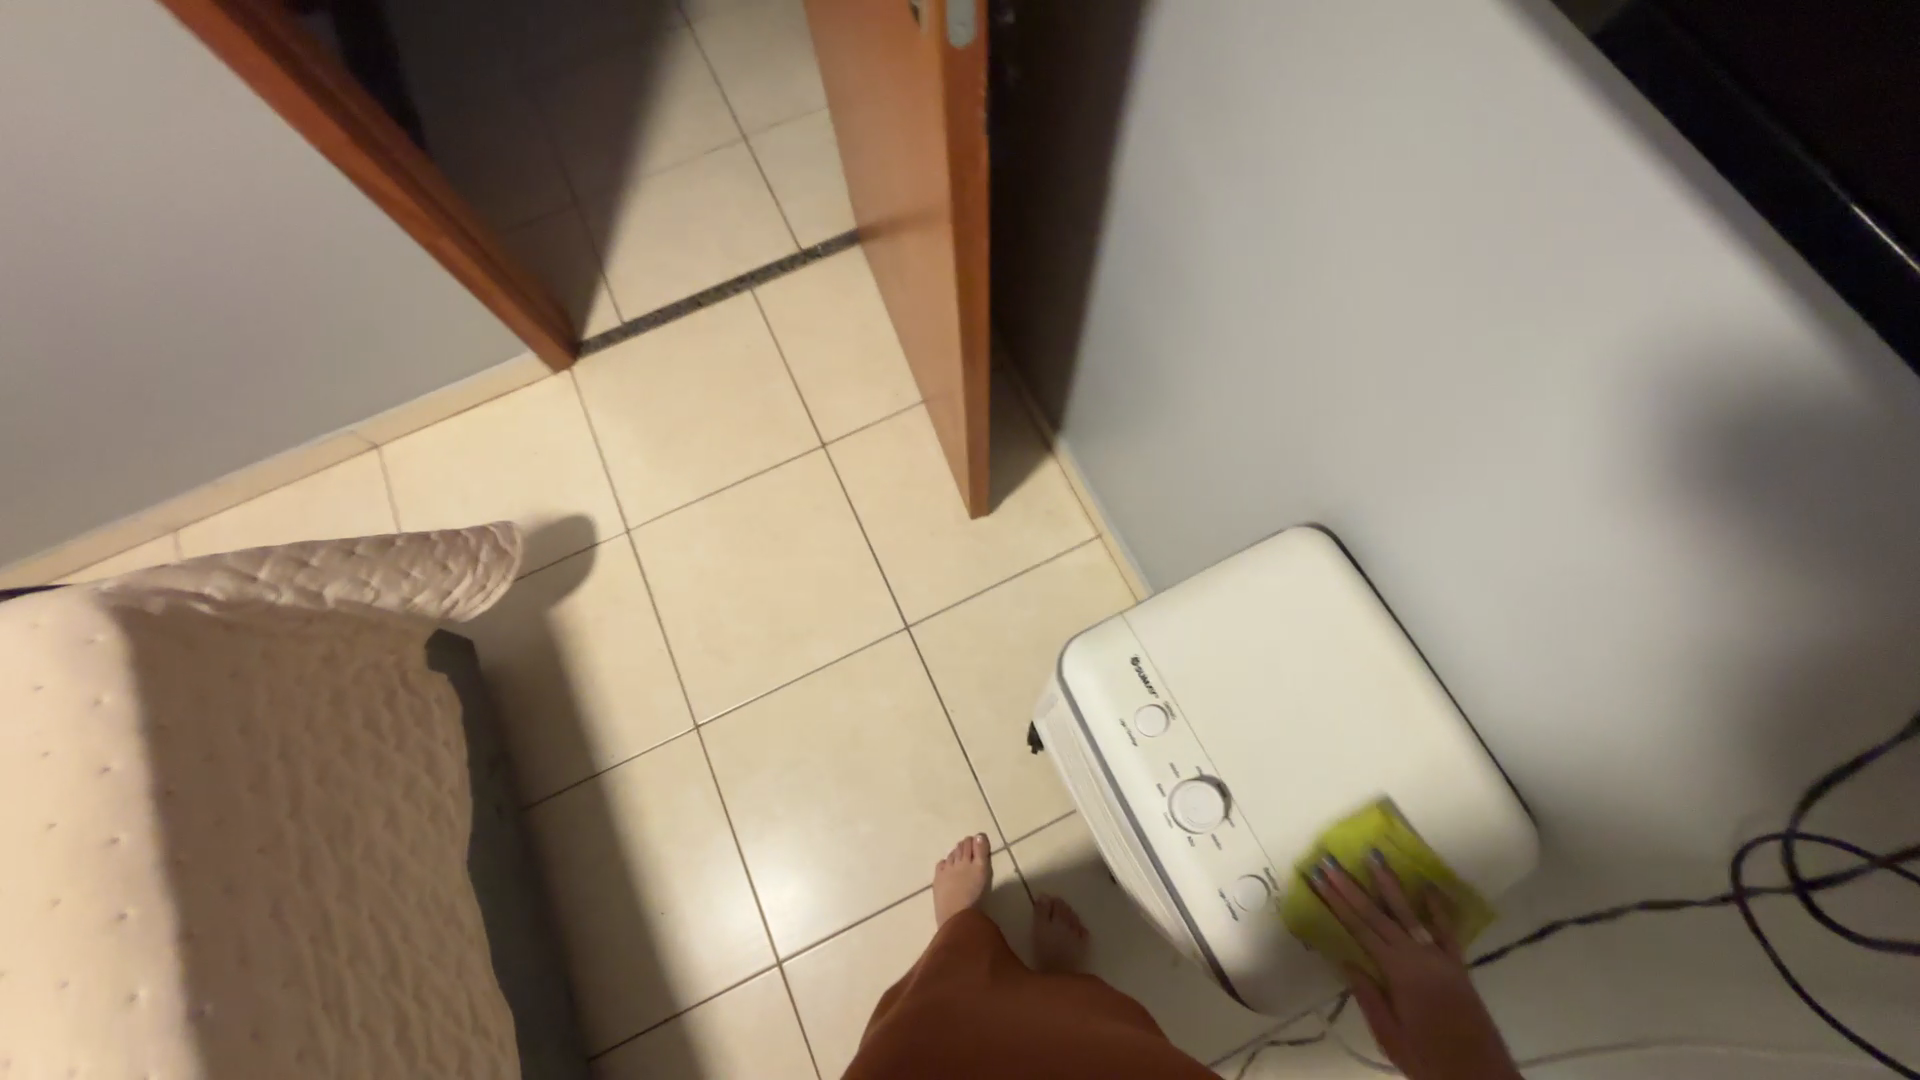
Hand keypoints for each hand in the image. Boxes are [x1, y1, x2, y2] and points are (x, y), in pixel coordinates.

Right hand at [1309, 852, 1520, 1079]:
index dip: (1336, 902)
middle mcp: (1420, 957)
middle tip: (1331, 862)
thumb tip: (1347, 960)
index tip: (1318, 878)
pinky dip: (1438, 907)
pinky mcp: (1459, 966)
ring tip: (1375, 857)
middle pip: (1378, 915)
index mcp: (1399, 973)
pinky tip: (1428, 886)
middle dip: (1351, 887)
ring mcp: (1441, 958)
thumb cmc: (1429, 1062)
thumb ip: (1368, 996)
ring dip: (1390, 884)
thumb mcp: (1390, 1036)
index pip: (1359, 928)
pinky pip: (1447, 931)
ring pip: (1410, 913)